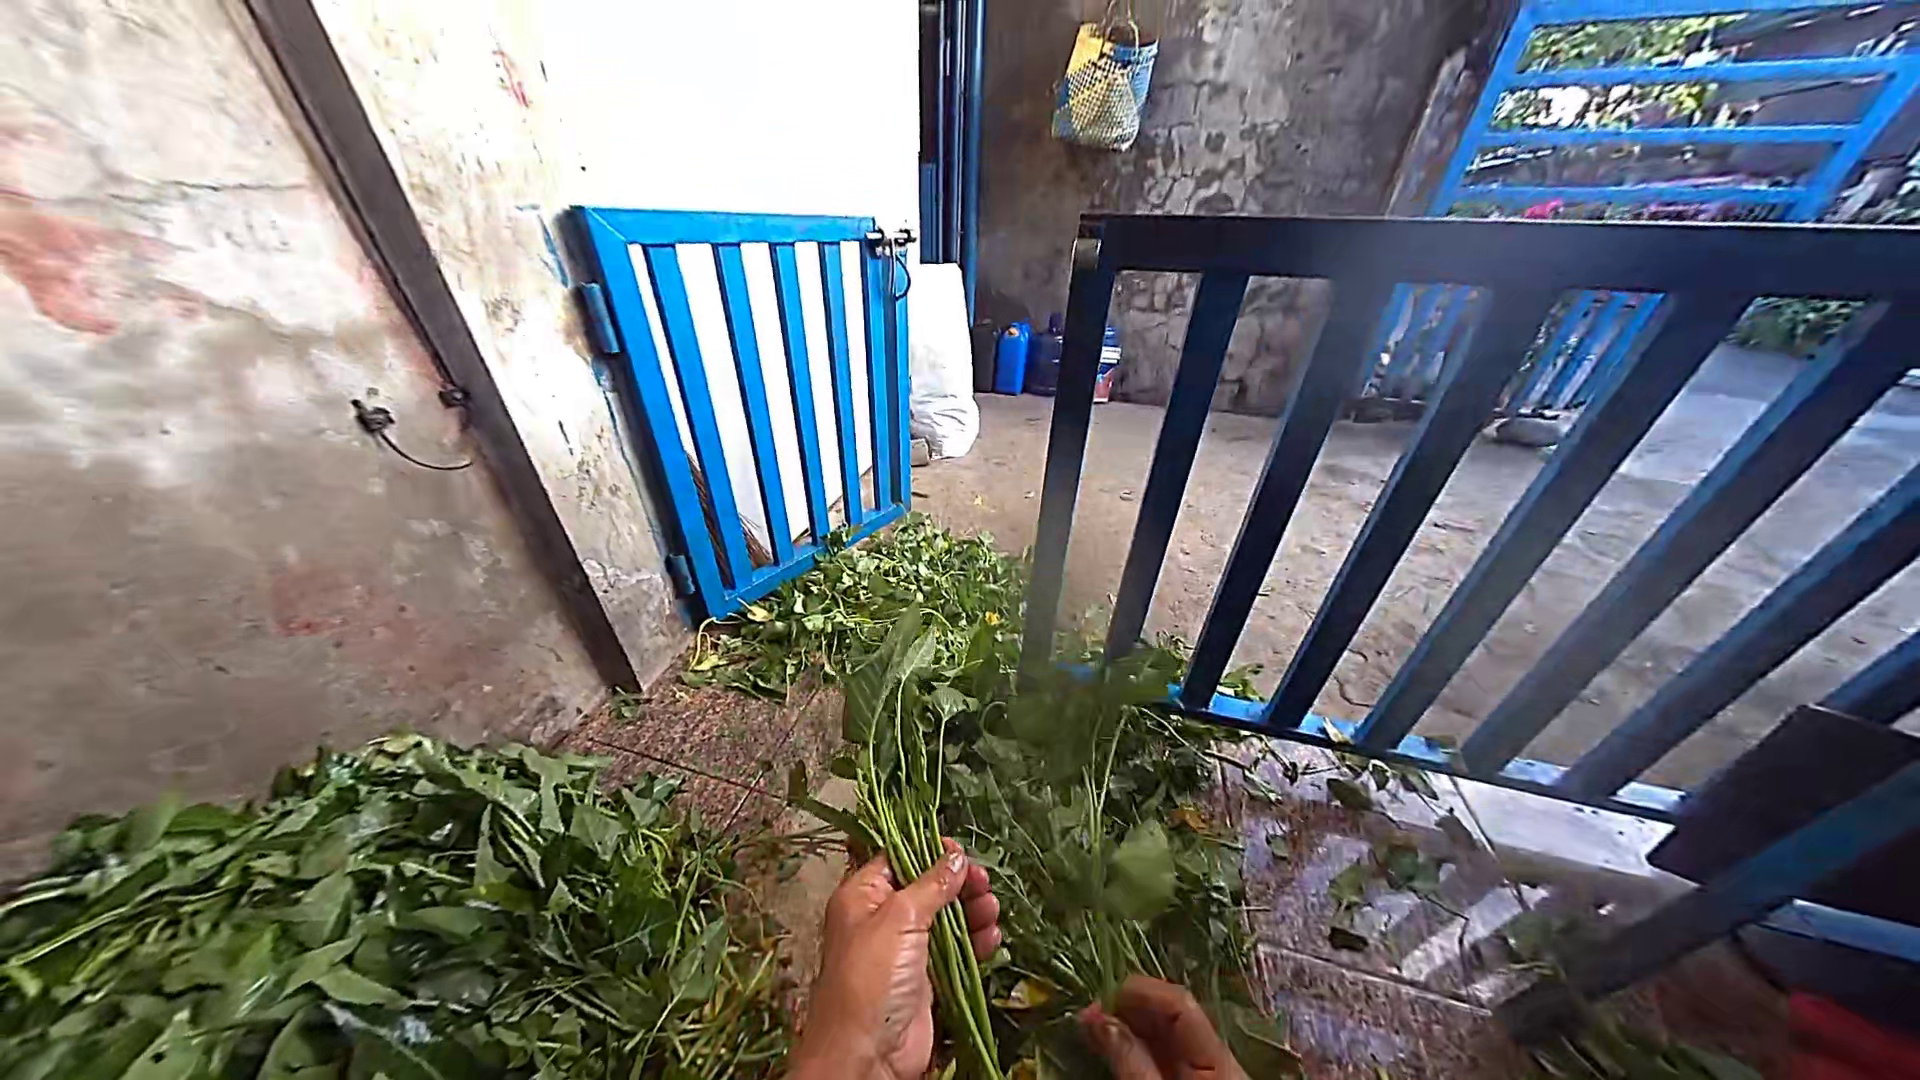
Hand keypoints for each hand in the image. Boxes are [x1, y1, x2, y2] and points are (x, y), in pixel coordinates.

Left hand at [787, 838, 1001, 1079]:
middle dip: (958, 883)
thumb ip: (932, 884)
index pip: (899, 857)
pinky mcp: (926, 977)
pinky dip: (975, 941)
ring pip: (946, 918)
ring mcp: (906, 948)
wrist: (866, 1056)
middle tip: (982, 881)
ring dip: (972, 910)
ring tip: (992, 907)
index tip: (959, 850)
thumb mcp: (900, 917)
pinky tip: (992, 936)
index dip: (929, 851)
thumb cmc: (872, 976)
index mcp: (865, 895)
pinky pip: (956, 950)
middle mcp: (884, 917)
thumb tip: (956, 857)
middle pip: (928, 887)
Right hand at [1080, 976, 1248, 1079]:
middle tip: (1088, 1014)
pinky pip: (1163, 1054)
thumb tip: (1095, 1015)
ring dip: (1127, 1025)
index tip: (1100, 996)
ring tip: (1093, 1028)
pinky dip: (1135, 1046)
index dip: (1139, 991)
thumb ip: (1131, 1061)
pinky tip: (1111, 1045)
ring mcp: (1205, 1070)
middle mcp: (1215, 1056)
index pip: (1179, 1003)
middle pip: (1170, 1014)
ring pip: (1164, 1032)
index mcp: (1218, 1057)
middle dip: (1127, 1006)